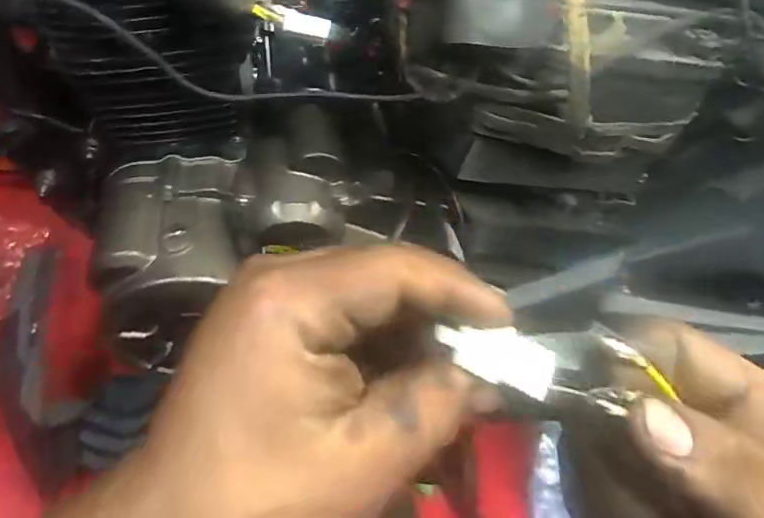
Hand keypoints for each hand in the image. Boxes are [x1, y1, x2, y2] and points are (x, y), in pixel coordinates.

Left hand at [57, 245, 509, 517]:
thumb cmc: (255, 505)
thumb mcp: (356, 467)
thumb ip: (429, 410)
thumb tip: (484, 376)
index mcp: (290, 297)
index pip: (396, 270)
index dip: (459, 291)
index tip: (508, 321)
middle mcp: (279, 272)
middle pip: (384, 276)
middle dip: (439, 318)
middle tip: (487, 357)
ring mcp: (269, 289)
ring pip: (368, 295)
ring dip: (413, 336)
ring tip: (454, 379)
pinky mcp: (269, 313)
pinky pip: (342, 314)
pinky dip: (381, 347)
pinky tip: (407, 383)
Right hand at [621, 322, 763, 517]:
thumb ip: (741, 469)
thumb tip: (640, 410)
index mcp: (761, 412)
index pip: (675, 347)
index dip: (626, 349)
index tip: (583, 373)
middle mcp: (710, 439)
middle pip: (629, 397)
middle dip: (607, 420)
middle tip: (608, 461)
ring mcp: (682, 487)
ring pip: (611, 452)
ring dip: (604, 472)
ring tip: (636, 507)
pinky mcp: (657, 517)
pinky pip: (613, 499)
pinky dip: (607, 502)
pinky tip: (622, 513)